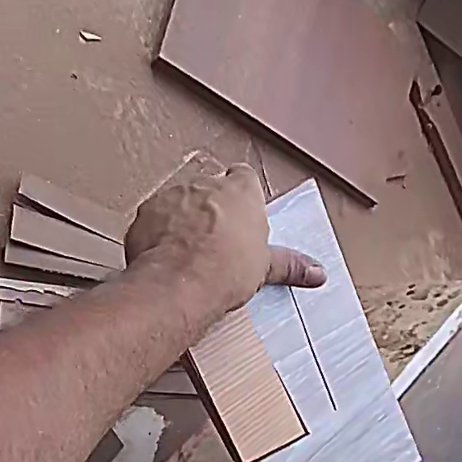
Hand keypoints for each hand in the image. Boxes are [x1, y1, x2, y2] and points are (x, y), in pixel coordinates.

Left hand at [126, 164, 325, 312]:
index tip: (239, 218)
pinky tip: (160, 258)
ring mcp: (172, 196)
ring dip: (178, 221)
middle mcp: (206, 184)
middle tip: (211, 243)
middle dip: (207, 210)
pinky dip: (153, 235)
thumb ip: (289, 265)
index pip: (243, 179)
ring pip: (176, 202)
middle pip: (207, 190)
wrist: (181, 283)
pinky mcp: (145, 214)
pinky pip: (150, 221)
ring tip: (183, 254)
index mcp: (240, 191)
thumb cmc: (224, 270)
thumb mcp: (264, 268)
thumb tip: (316, 274)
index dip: (239, 199)